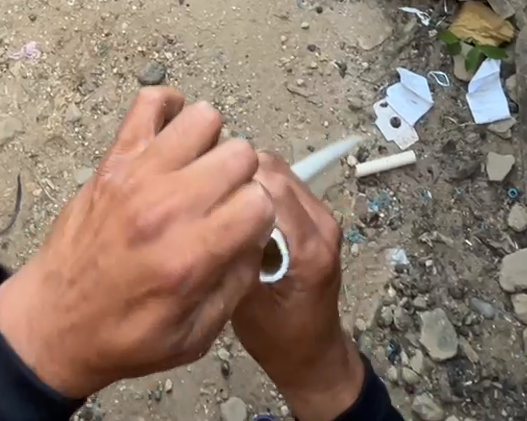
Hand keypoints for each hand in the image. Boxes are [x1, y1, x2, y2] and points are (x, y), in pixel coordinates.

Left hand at [0, 88, 275, 397]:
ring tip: (196, 169)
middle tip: (221, 198)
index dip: (260, 213)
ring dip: (210, 143)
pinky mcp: (115, 156)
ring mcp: (139, 173)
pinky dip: (168, 107)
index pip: (261, 199)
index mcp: (192, 255)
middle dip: (241, 176)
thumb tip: (260, 233)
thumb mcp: (197, 335)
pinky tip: (171, 137)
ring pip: (204, 118)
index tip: (244, 225)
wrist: (53, 321)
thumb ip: (239, 282)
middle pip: (240, 153)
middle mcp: (168, 205)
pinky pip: (149, 100)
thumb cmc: (126, 334)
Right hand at [231, 154, 365, 420]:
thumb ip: (234, 256)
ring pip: (280, 170)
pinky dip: (259, 187)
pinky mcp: (318, 216)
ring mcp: (324, 217)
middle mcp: (323, 224)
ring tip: (220, 198)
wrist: (313, 355)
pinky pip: (285, 183)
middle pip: (276, 171)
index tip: (202, 189)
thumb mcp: (245, 304)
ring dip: (249, 178)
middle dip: (238, 175)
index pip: (270, 186)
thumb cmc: (277, 338)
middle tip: (206, 190)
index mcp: (309, 247)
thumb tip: (208, 211)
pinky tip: (237, 206)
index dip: (234, 181)